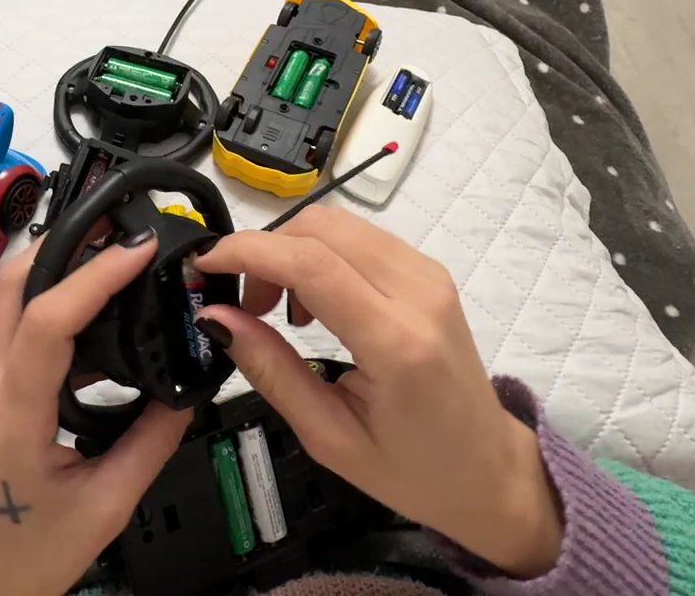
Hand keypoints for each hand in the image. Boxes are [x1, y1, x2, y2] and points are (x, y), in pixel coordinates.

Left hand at [0, 239, 194, 595]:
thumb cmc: (27, 557)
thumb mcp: (106, 507)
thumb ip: (151, 441)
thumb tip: (188, 387)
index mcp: (14, 416)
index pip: (47, 321)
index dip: (95, 275)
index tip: (140, 246)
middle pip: (13, 284)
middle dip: (65, 240)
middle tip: (118, 220)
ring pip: (10, 296)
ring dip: (58, 261)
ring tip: (115, 251)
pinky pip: (18, 323)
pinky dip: (55, 296)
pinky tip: (97, 304)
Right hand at [194, 205, 563, 577]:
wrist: (489, 468)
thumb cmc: (411, 470)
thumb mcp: (327, 436)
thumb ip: (269, 368)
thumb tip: (214, 315)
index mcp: (396, 342)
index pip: (311, 264)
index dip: (249, 252)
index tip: (205, 265)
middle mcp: (417, 291)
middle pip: (320, 227)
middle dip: (265, 250)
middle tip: (246, 303)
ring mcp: (427, 272)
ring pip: (336, 223)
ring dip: (290, 249)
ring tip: (279, 308)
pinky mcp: (426, 268)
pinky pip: (357, 235)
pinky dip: (317, 252)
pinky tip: (313, 299)